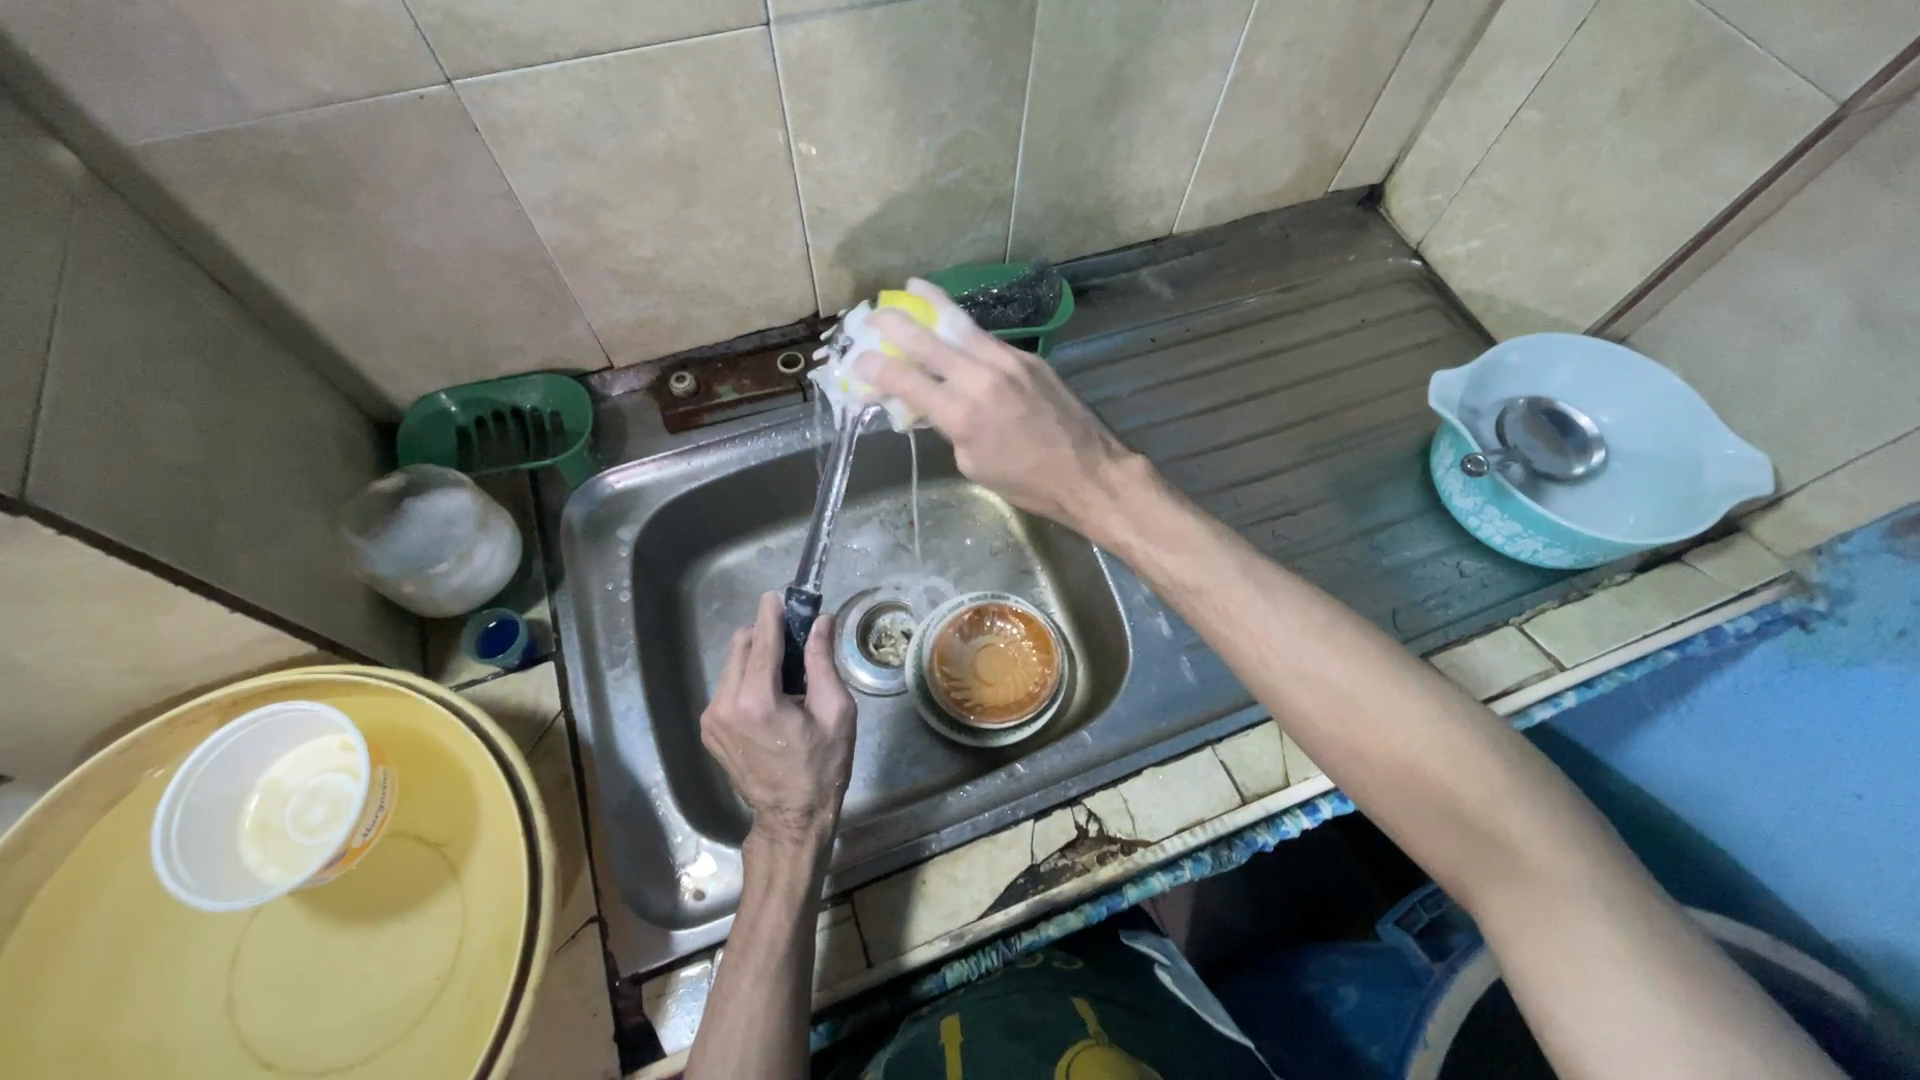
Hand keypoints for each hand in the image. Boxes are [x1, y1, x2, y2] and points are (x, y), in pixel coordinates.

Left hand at [700, 592, 857, 854]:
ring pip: (731, 666)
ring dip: (756, 658)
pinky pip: (727, 688)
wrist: (792, 817)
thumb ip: (822, 662)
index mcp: (757, 701)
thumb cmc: (823, 766)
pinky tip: (771, 698)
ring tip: (786, 677)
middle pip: (741, 647)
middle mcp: (724, 705)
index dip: (771, 615)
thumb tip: (820, 622)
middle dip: (765, 636)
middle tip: (795, 641)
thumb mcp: (836, 712)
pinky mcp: (709, 730)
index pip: (761, 642)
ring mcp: (711, 719)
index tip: (777, 595)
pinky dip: (747, 681)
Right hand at [855, 278, 1143, 534]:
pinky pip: (987, 338)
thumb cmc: (1026, 483)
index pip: (906, 379)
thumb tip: (931, 406)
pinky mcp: (1029, 358)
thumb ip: (947, 428)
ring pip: (961, 325)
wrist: (1087, 471)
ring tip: (913, 285)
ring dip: (931, 305)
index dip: (876, 368)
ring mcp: (1008, 362)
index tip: (858, 360)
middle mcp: (981, 377)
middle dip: (895, 324)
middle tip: (873, 313)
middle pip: (927, 340)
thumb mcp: (972, 464)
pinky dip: (964, 330)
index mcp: (962, 413)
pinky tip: (954, 325)